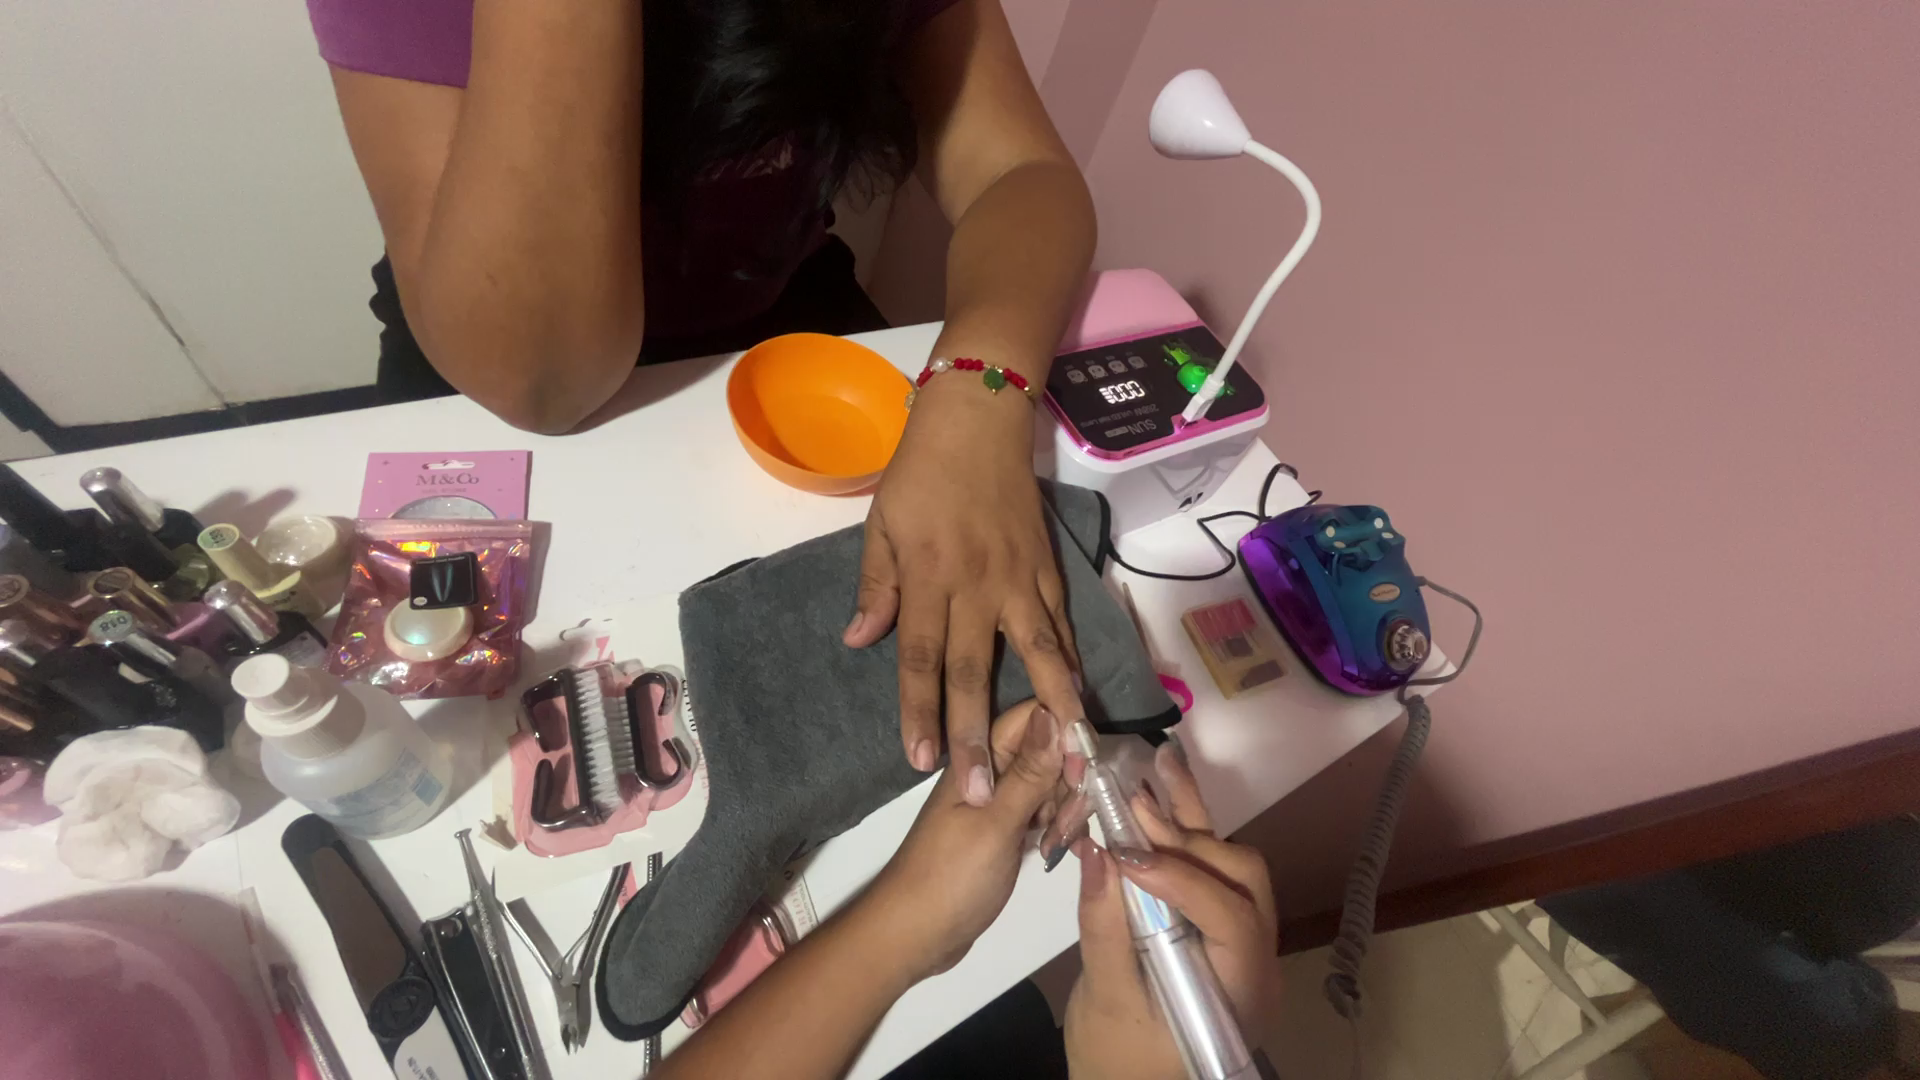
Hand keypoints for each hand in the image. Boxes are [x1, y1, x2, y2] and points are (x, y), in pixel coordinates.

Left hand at [845, 376, 1082, 805]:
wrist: (977, 421)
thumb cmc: (920, 472)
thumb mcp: (881, 524)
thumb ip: (875, 586)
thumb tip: (859, 642)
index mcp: (927, 578)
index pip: (920, 658)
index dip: (918, 712)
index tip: (920, 762)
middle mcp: (975, 587)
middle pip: (973, 670)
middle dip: (974, 733)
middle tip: (981, 792)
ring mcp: (1018, 579)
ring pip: (1034, 652)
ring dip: (1045, 707)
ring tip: (1061, 756)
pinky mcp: (1048, 567)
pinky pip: (1059, 622)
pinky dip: (1068, 660)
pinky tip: (1077, 692)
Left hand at [860, 701, 1072, 981]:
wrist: (913, 935)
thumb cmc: (951, 877)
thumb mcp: (996, 823)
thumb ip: (1029, 771)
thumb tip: (1051, 709)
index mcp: (980, 756)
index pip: (1032, 716)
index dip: (1065, 730)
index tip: (1089, 764)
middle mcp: (989, 769)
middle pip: (1046, 748)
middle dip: (1068, 776)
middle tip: (1070, 817)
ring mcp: (996, 800)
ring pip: (1047, 782)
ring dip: (1064, 805)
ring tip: (1061, 840)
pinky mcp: (1003, 828)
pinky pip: (1040, 811)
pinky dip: (1055, 825)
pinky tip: (1060, 848)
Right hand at [1064, 742, 1282, 1079]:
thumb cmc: (1122, 1060)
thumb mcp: (1108, 1001)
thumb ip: (1105, 928)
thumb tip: (1097, 851)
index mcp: (1243, 990)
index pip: (1233, 920)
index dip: (1183, 880)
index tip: (1126, 856)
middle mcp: (1253, 954)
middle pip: (1239, 879)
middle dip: (1186, 842)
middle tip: (1132, 812)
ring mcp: (1234, 931)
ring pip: (1224, 857)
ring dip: (1186, 815)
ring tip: (1150, 769)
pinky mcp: (1209, 913)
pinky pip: (1205, 859)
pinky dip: (1184, 817)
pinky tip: (1164, 775)